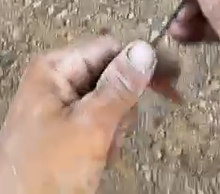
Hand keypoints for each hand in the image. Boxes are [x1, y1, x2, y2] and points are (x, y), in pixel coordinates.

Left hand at [0, 37, 159, 192]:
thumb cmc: (45, 171)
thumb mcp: (89, 127)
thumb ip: (119, 88)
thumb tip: (145, 49)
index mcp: (55, 67)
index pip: (108, 47)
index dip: (141, 62)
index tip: (174, 82)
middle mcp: (55, 80)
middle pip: (110, 76)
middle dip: (122, 107)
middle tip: (114, 135)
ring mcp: (57, 107)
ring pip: (107, 105)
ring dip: (113, 130)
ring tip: (99, 153)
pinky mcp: (62, 132)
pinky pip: (96, 126)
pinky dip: (103, 143)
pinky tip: (95, 161)